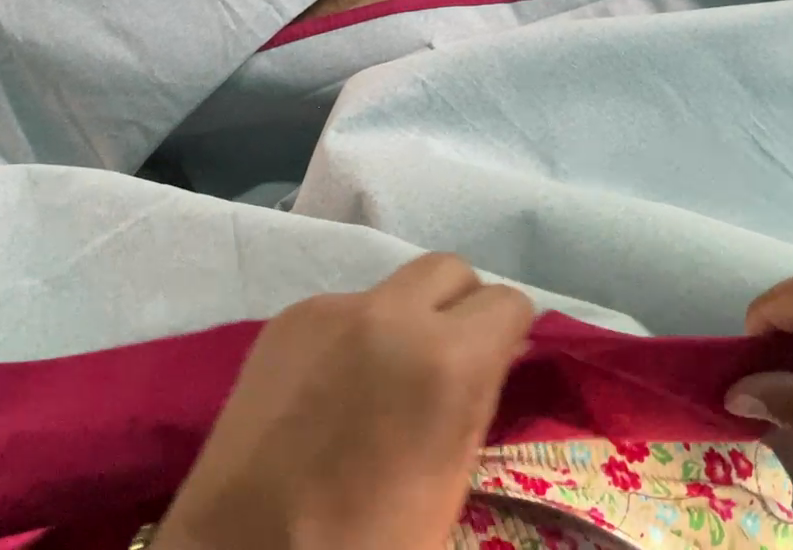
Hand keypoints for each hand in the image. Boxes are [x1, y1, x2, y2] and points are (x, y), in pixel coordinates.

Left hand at [151, 253, 535, 549]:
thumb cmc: (367, 541)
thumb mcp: (450, 481)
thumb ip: (474, 399)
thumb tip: (491, 355)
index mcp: (444, 358)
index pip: (506, 302)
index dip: (508, 332)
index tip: (498, 360)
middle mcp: (388, 312)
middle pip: (447, 269)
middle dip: (460, 306)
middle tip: (448, 359)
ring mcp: (329, 308)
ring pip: (392, 288)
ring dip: (404, 320)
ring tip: (381, 381)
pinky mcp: (285, 318)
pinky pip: (343, 309)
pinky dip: (355, 336)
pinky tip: (333, 388)